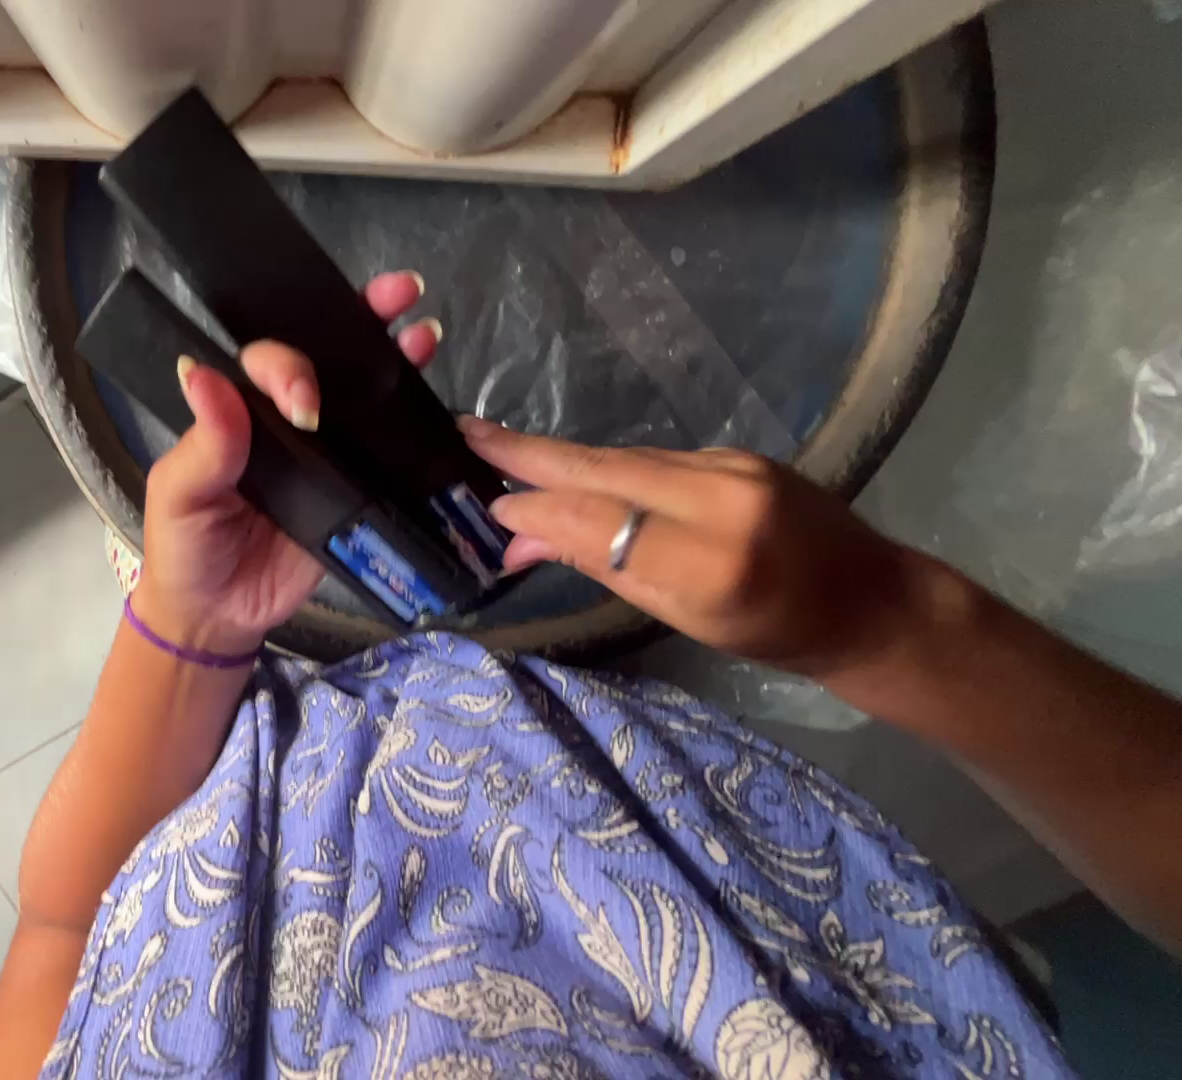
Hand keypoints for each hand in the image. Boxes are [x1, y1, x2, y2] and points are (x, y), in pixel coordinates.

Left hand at [130, 271, 441, 655]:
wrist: (220, 614)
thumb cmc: (185, 548)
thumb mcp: (180, 495)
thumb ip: (203, 444)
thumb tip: (202, 374)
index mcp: (233, 415)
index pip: (264, 365)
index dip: (287, 366)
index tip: (302, 400)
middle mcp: (279, 425)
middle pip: (318, 361)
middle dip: (356, 321)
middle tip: (396, 294)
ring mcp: (320, 455)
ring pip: (356, 396)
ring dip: (391, 357)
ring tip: (423, 331)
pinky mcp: (350, 491)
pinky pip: (381, 449)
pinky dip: (407, 420)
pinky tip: (432, 393)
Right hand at [458, 422, 953, 678]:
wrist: (870, 599)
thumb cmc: (772, 631)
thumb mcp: (678, 614)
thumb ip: (597, 564)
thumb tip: (518, 539)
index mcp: (708, 560)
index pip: (595, 521)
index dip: (535, 509)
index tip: (489, 506)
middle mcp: (720, 497)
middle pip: (601, 470)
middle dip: (528, 452)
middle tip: (469, 431)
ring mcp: (731, 466)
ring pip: (619, 459)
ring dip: (559, 459)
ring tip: (502, 450)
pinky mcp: (734, 455)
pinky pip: (647, 459)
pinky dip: (601, 467)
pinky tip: (574, 472)